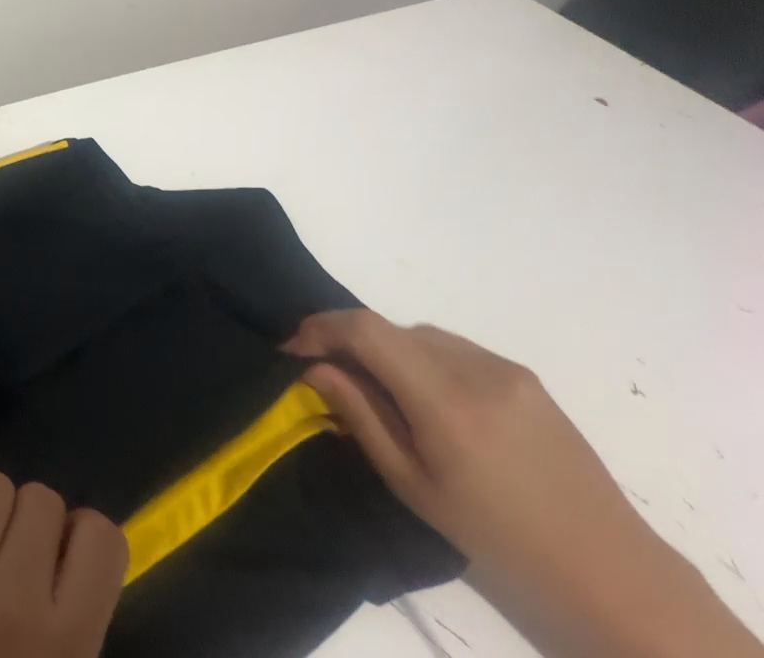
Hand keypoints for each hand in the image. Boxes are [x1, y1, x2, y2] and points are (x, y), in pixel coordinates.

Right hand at [285, 310, 762, 657]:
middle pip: (391, 327)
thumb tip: (315, 369)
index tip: (291, 352)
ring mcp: (509, 371)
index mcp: (446, 400)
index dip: (320, 328)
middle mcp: (479, 370)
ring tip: (370, 387)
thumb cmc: (491, 534)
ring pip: (422, 335)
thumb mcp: (409, 481)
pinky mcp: (527, 380)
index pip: (367, 329)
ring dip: (385, 349)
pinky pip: (455, 349)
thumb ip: (360, 416)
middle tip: (323, 375)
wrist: (601, 564)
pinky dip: (421, 357)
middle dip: (347, 341)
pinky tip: (419, 395)